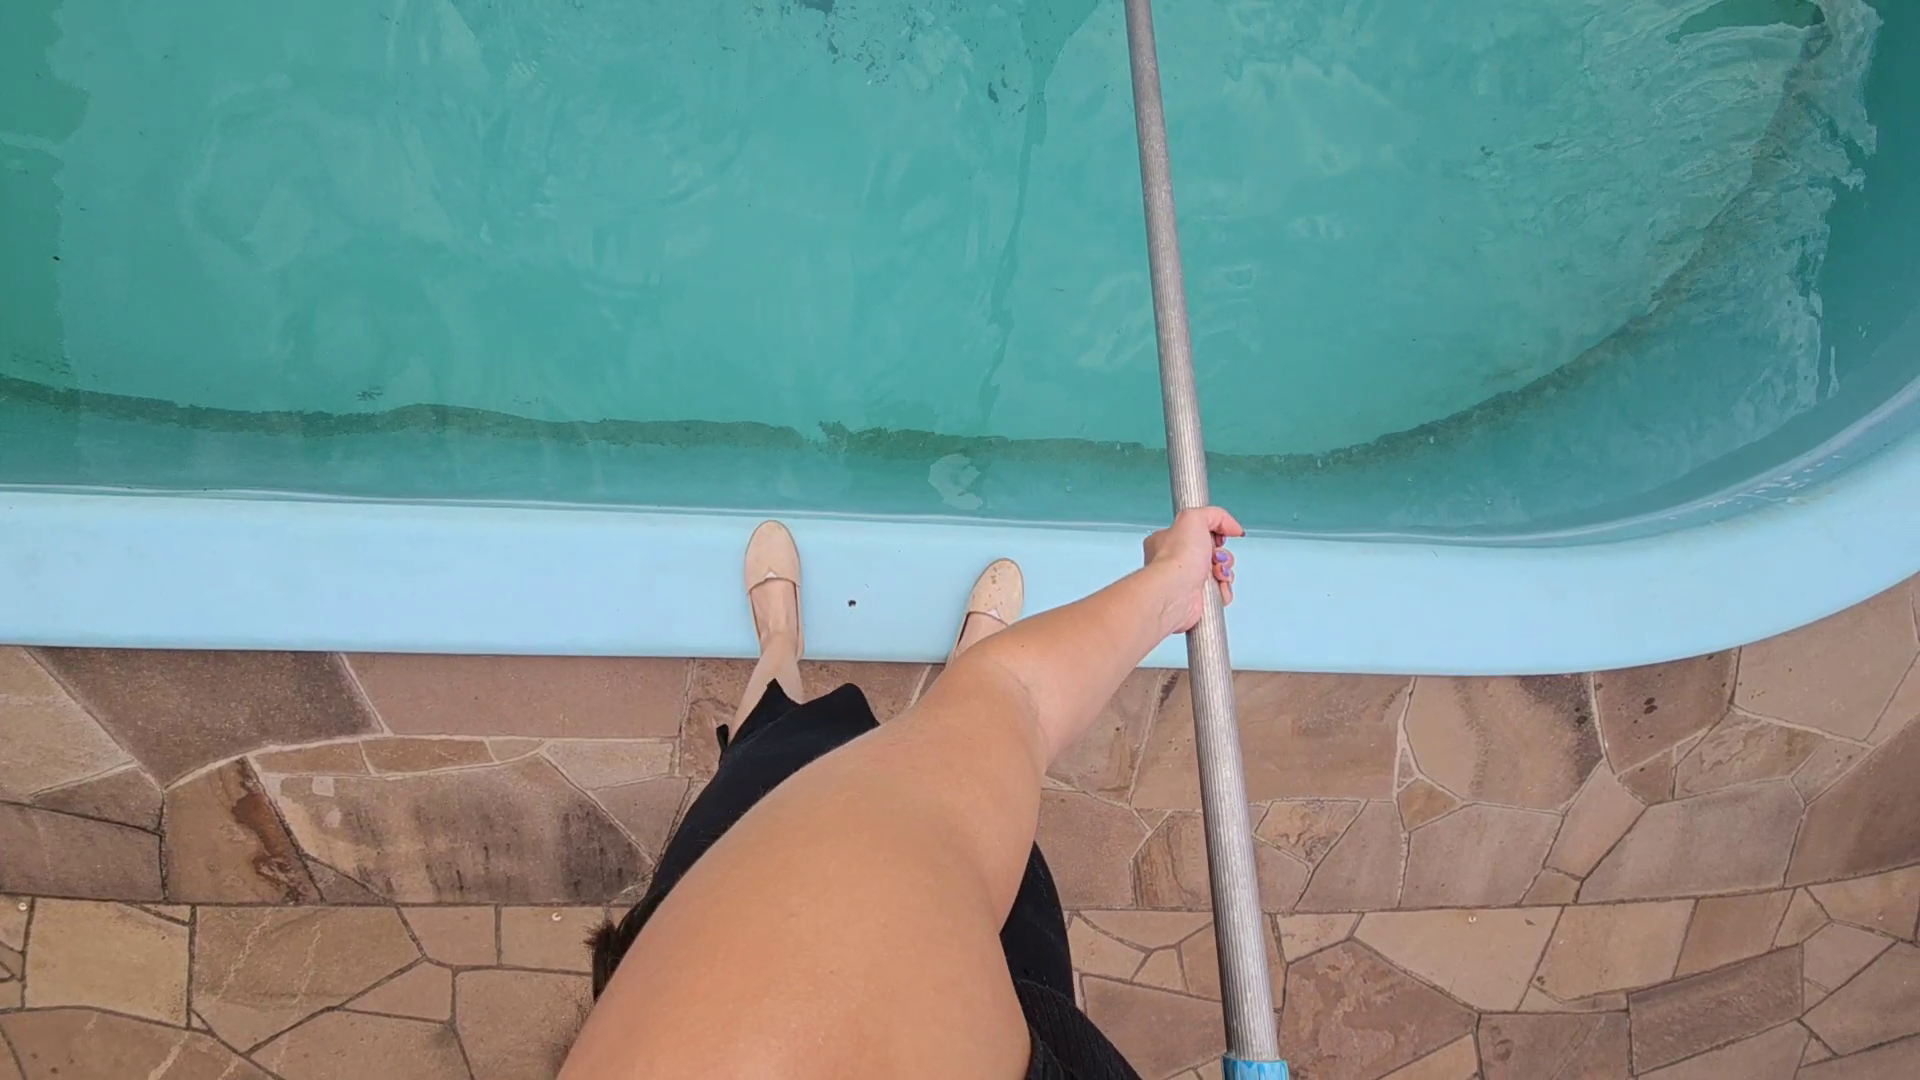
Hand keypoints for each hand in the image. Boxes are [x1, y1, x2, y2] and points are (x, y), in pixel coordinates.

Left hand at [1142, 506, 1242, 634]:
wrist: (1175, 592)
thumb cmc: (1176, 558)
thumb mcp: (1193, 518)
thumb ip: (1215, 515)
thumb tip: (1232, 527)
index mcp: (1167, 540)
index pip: (1197, 533)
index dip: (1213, 534)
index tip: (1218, 537)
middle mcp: (1175, 562)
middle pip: (1212, 554)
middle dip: (1222, 555)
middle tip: (1216, 557)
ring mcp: (1186, 581)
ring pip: (1218, 573)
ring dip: (1224, 571)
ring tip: (1216, 573)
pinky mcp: (1197, 600)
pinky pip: (1220, 592)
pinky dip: (1224, 590)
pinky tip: (1216, 587)